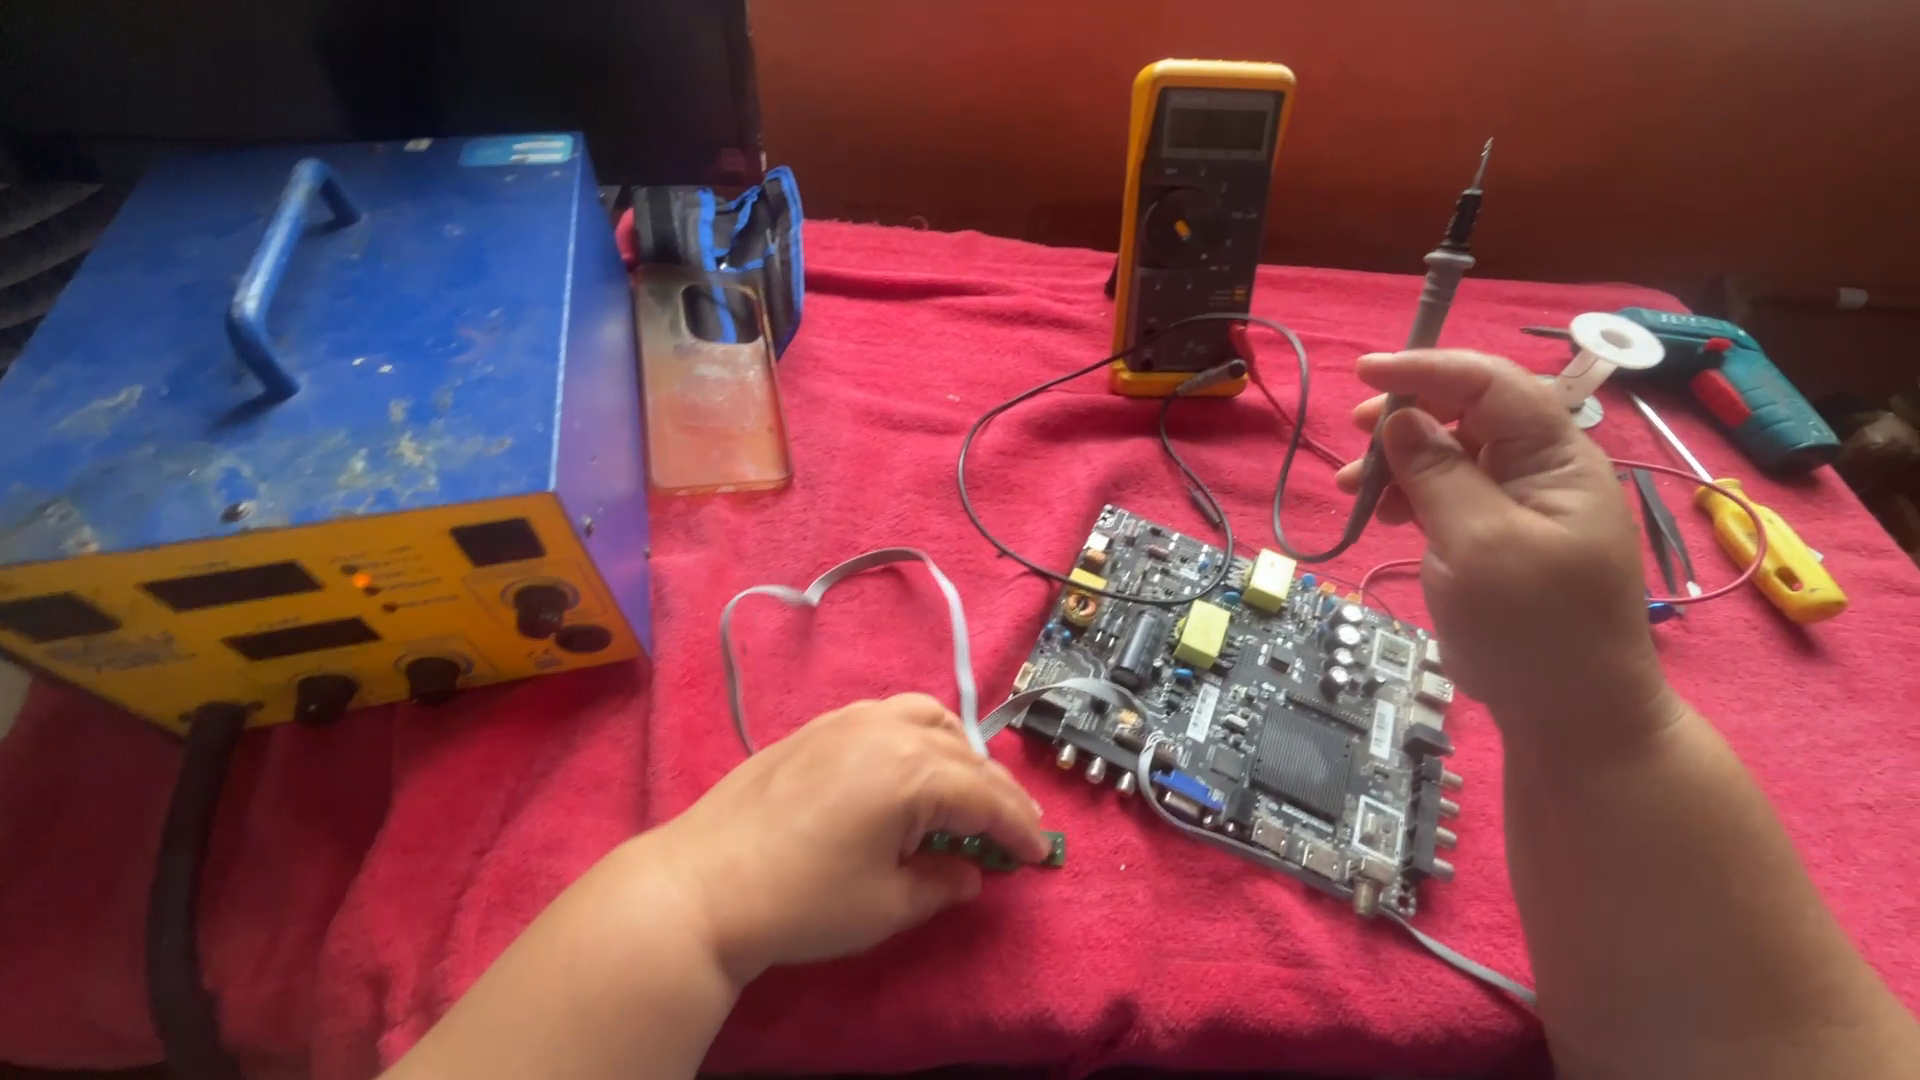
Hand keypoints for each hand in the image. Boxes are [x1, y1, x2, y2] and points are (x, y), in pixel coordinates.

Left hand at [648, 694, 1048, 984]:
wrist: (704, 882)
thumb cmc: (802, 900)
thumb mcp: (885, 903)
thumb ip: (941, 883)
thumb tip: (970, 872)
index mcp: (912, 771)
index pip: (984, 796)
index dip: (1017, 828)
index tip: (1039, 853)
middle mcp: (888, 730)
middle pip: (963, 754)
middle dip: (996, 792)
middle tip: (1016, 826)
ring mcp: (850, 720)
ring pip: (928, 719)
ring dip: (960, 752)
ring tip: (970, 787)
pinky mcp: (821, 724)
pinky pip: (889, 714)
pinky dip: (919, 734)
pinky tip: (912, 764)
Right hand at [1334, 350, 1677, 754]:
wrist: (1566, 707)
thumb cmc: (1531, 624)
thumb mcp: (1479, 543)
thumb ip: (1439, 474)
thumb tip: (1400, 419)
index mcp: (1557, 458)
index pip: (1490, 385)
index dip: (1427, 368)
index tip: (1364, 373)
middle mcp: (1539, 468)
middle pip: (1466, 412)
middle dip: (1406, 416)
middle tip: (1355, 435)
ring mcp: (1515, 501)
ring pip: (1447, 451)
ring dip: (1397, 459)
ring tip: (1354, 488)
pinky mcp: (1491, 531)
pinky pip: (1442, 489)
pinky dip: (1405, 492)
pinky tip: (1381, 512)